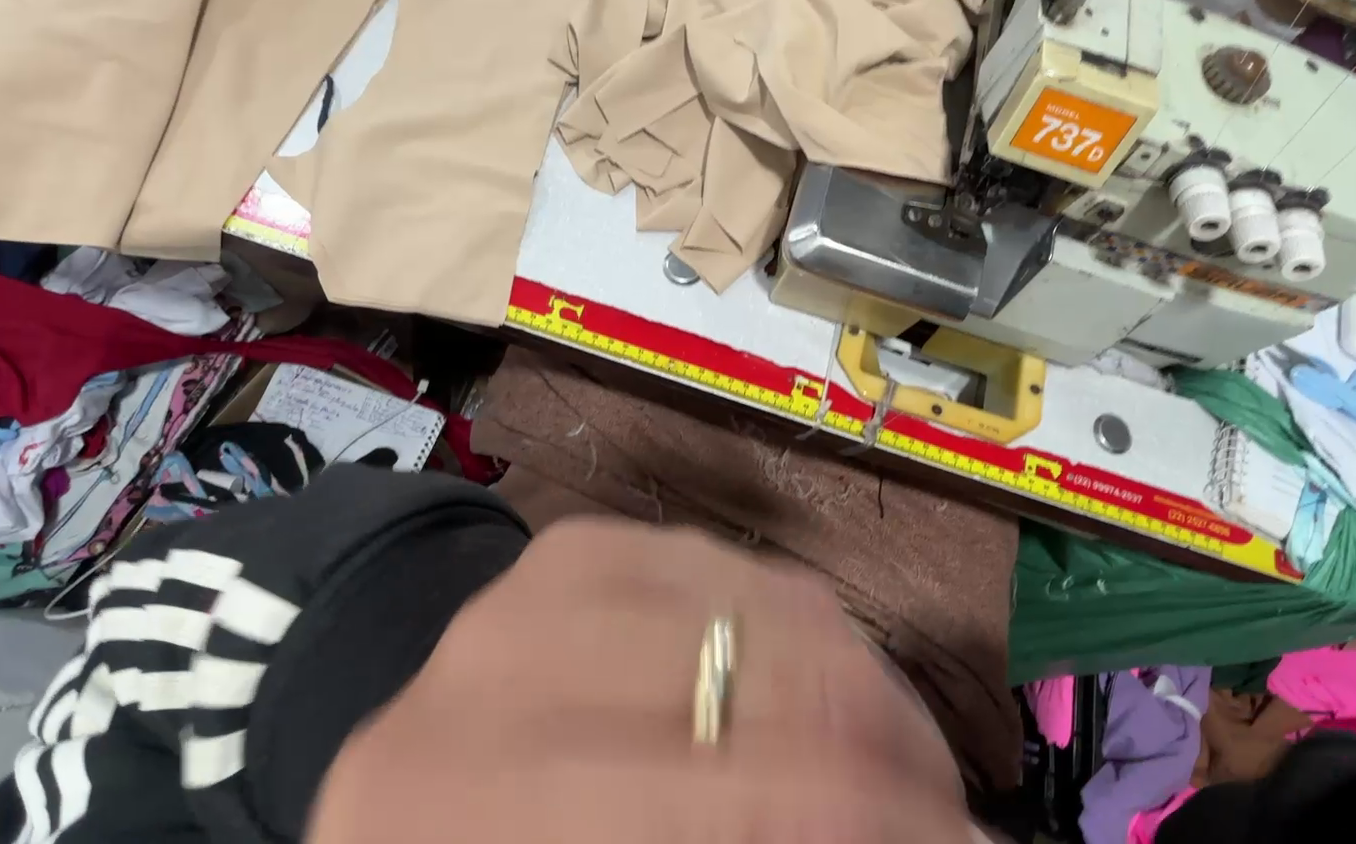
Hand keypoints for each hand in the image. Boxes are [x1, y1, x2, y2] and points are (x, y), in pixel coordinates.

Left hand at [310, 518, 972, 842]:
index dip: (884, 822)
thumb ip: (753, 830)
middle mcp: (493, 672)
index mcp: (467, 809)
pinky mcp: (576, 541)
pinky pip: (735, 568)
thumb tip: (919, 828)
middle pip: (771, 682)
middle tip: (943, 808)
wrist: (411, 775)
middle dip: (896, 756)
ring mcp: (535, 582)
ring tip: (896, 759)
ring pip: (773, 608)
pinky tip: (821, 690)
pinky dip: (806, 634)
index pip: (746, 790)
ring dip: (868, 692)